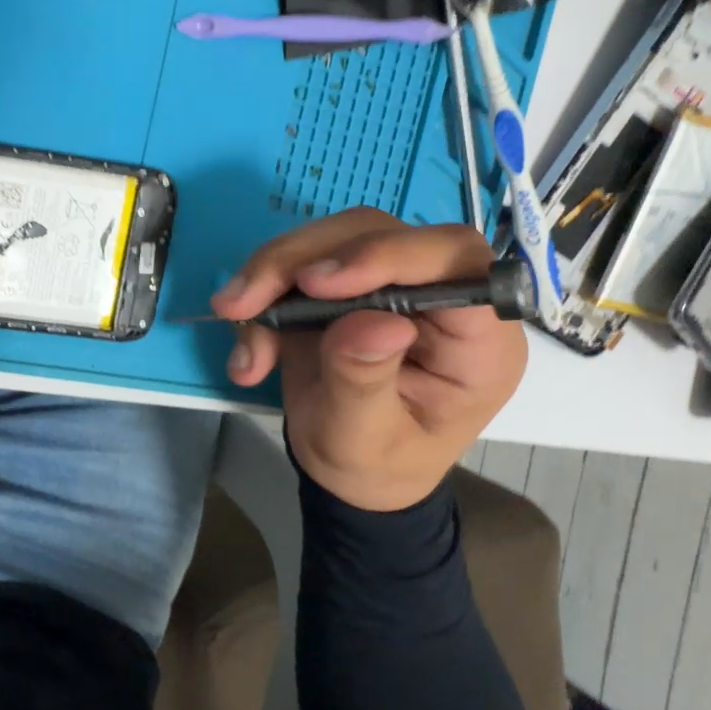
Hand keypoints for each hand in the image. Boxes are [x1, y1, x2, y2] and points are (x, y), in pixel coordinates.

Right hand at [212, 208, 526, 510]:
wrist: (350, 475)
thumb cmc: (373, 466)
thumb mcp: (363, 440)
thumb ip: (366, 381)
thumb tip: (374, 323)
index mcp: (476, 339)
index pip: (454, 262)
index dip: (388, 255)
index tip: (315, 283)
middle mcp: (438, 297)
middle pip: (377, 234)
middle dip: (301, 259)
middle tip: (243, 302)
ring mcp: (389, 286)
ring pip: (332, 240)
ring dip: (271, 272)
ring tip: (234, 317)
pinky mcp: (345, 287)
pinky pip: (297, 264)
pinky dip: (261, 296)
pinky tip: (249, 351)